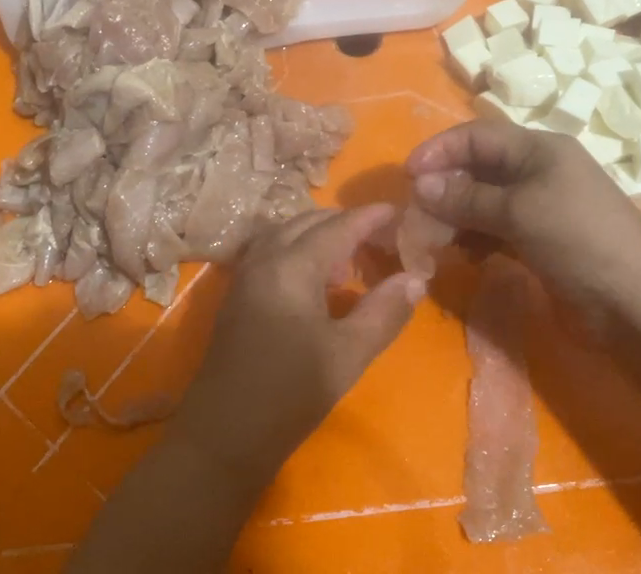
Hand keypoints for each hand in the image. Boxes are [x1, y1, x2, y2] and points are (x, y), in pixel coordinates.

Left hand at [172, 205, 425, 481]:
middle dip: (345, 223)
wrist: (225, 429)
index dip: (369, 218)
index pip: (338, 226)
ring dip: (318, 235)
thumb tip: (415, 278)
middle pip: (308, 222)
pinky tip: (315, 279)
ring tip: (351, 259)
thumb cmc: (291, 392)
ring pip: (285, 233)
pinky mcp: (237, 291)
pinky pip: (270, 250)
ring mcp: (245, 273)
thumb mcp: (348, 355)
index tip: (398, 212)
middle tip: (381, 239)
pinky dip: (297, 249)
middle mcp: (265, 256)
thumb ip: (383, 312)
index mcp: (292, 264)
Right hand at [405, 120, 640, 334]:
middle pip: (477, 169)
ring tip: (432, 240)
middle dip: (443, 188)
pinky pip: (494, 230)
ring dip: (454, 217)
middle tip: (415, 215)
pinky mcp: (540, 243)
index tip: (407, 175)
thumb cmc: (580, 243)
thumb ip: (465, 198)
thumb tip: (419, 185)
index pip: (476, 135)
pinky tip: (460, 257)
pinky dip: (474, 239)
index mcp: (540, 149)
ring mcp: (541, 209)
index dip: (439, 150)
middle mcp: (539, 172)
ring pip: (482, 202)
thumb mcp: (518, 213)